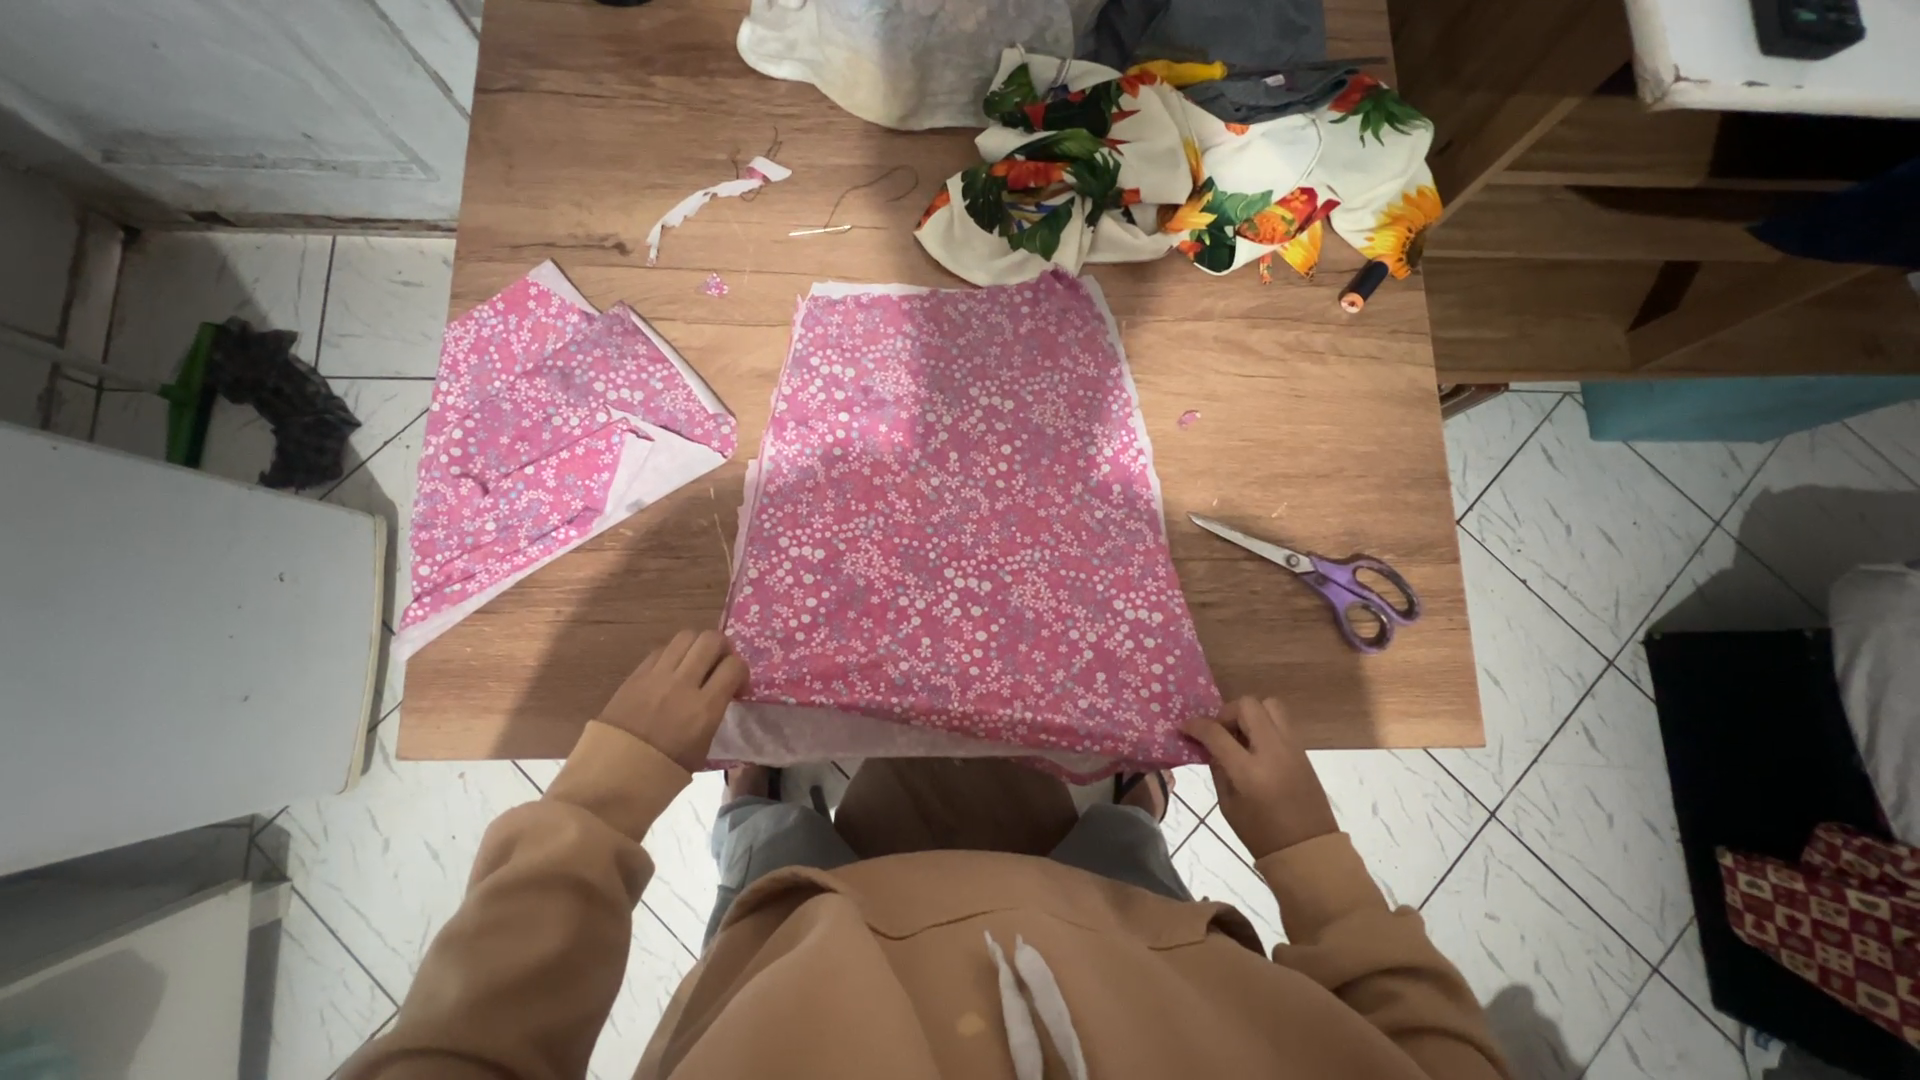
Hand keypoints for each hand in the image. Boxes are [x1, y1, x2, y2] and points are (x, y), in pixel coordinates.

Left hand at [598, 630, 747, 771]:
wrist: (613, 778)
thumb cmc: (663, 773)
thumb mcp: (702, 749)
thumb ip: (714, 714)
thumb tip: (719, 696)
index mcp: (704, 707)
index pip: (734, 666)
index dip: (741, 671)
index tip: (737, 687)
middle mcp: (682, 683)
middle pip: (711, 639)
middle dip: (722, 648)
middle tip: (719, 665)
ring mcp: (656, 676)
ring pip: (685, 636)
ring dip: (697, 646)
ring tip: (695, 663)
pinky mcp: (635, 676)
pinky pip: (661, 650)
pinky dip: (672, 655)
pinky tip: (671, 672)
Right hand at [1183, 697, 1338, 860]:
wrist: (1308, 849)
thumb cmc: (1261, 834)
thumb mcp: (1228, 805)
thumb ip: (1218, 769)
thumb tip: (1209, 746)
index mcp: (1250, 771)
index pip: (1216, 733)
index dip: (1195, 725)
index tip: (1184, 727)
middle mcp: (1273, 751)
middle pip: (1248, 705)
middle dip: (1226, 713)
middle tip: (1219, 732)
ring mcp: (1292, 748)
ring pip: (1270, 705)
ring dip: (1249, 713)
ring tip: (1240, 735)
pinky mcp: (1302, 751)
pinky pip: (1281, 721)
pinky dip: (1263, 723)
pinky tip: (1255, 745)